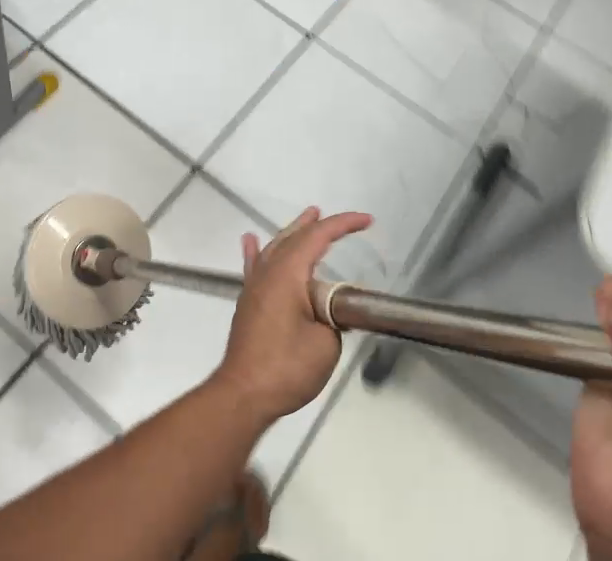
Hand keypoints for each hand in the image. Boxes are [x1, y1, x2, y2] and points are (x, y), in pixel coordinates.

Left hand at [210, 207, 372, 425]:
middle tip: (340, 219)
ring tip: (307, 218)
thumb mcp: (327, 342)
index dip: (343, 225)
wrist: (244, 394)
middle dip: (318, 225)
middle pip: (294, 238)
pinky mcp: (248, 304)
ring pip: (275, 248)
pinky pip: (254, 267)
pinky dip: (256, 251)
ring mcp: (254, 288)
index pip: (318, 237)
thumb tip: (328, 311)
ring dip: (293, 232)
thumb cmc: (287, 367)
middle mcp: (267, 273)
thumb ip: (333, 318)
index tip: (367, 220)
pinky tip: (250, 240)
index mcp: (288, 274)